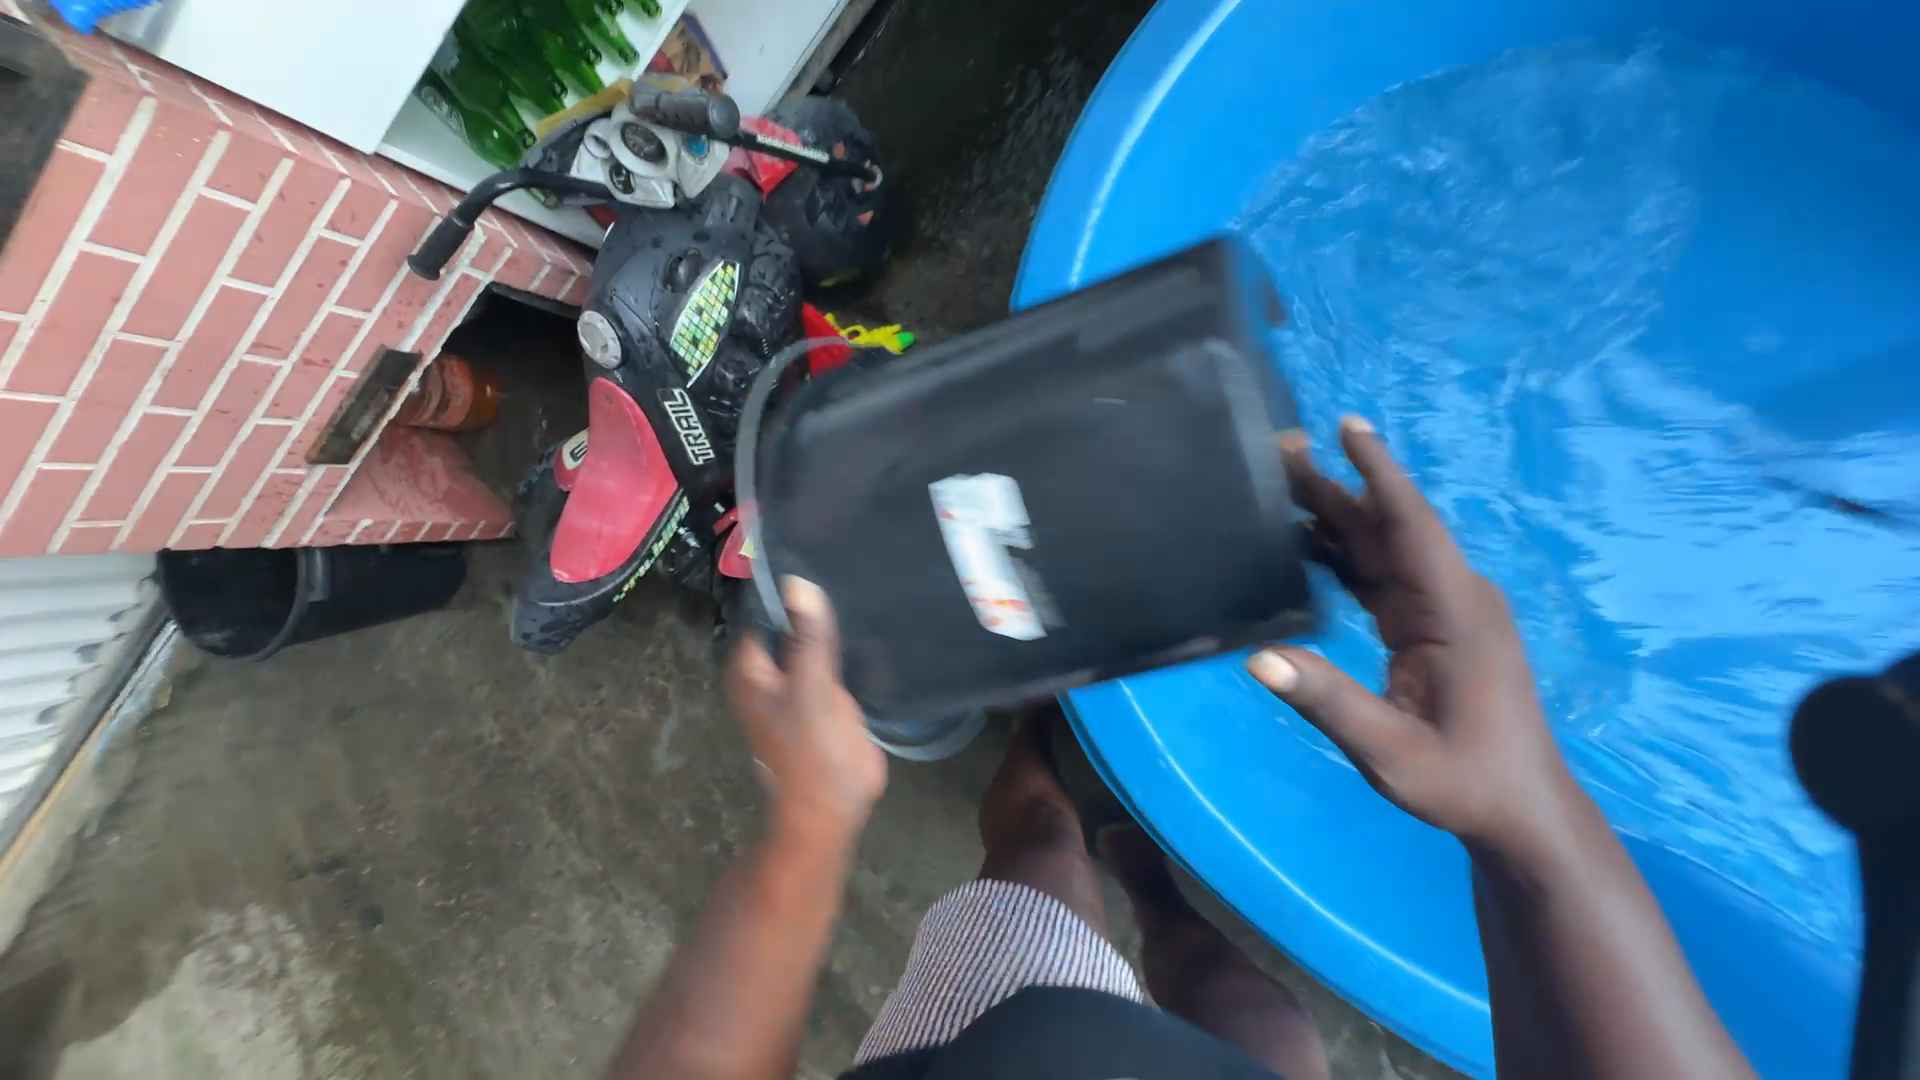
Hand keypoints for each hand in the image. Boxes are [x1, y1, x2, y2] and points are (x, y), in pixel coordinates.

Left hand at [727, 577, 887, 842]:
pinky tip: (870, 623)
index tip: (818, 550)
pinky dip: (845, 644)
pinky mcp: (824, 696)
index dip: (786, 584)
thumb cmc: (813, 751)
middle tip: (848, 560)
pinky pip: (831, 659)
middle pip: (790, 623)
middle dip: (813, 600)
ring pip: (812, 639)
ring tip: (862, 581)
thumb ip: (809, 637)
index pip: (763, 610)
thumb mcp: (812, 689)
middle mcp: (770, 672)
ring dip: (831, 622)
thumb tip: (798, 582)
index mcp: (752, 668)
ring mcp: (798, 684)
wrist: (832, 808)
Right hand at [1247, 416, 1584, 857]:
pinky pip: (1380, 574)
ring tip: (1280, 487)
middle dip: (1337, 486)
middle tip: (1281, 451)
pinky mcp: (1429, 626)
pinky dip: (1342, 555)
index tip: (1349, 426)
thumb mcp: (1390, 751)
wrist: (1519, 813)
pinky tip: (1304, 546)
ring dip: (1335, 516)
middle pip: (1387, 526)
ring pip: (1382, 546)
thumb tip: (1258, 657)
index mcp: (1454, 611)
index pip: (1411, 526)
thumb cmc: (1463, 780)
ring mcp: (1442, 609)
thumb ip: (1327, 702)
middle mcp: (1451, 596)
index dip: (1379, 474)